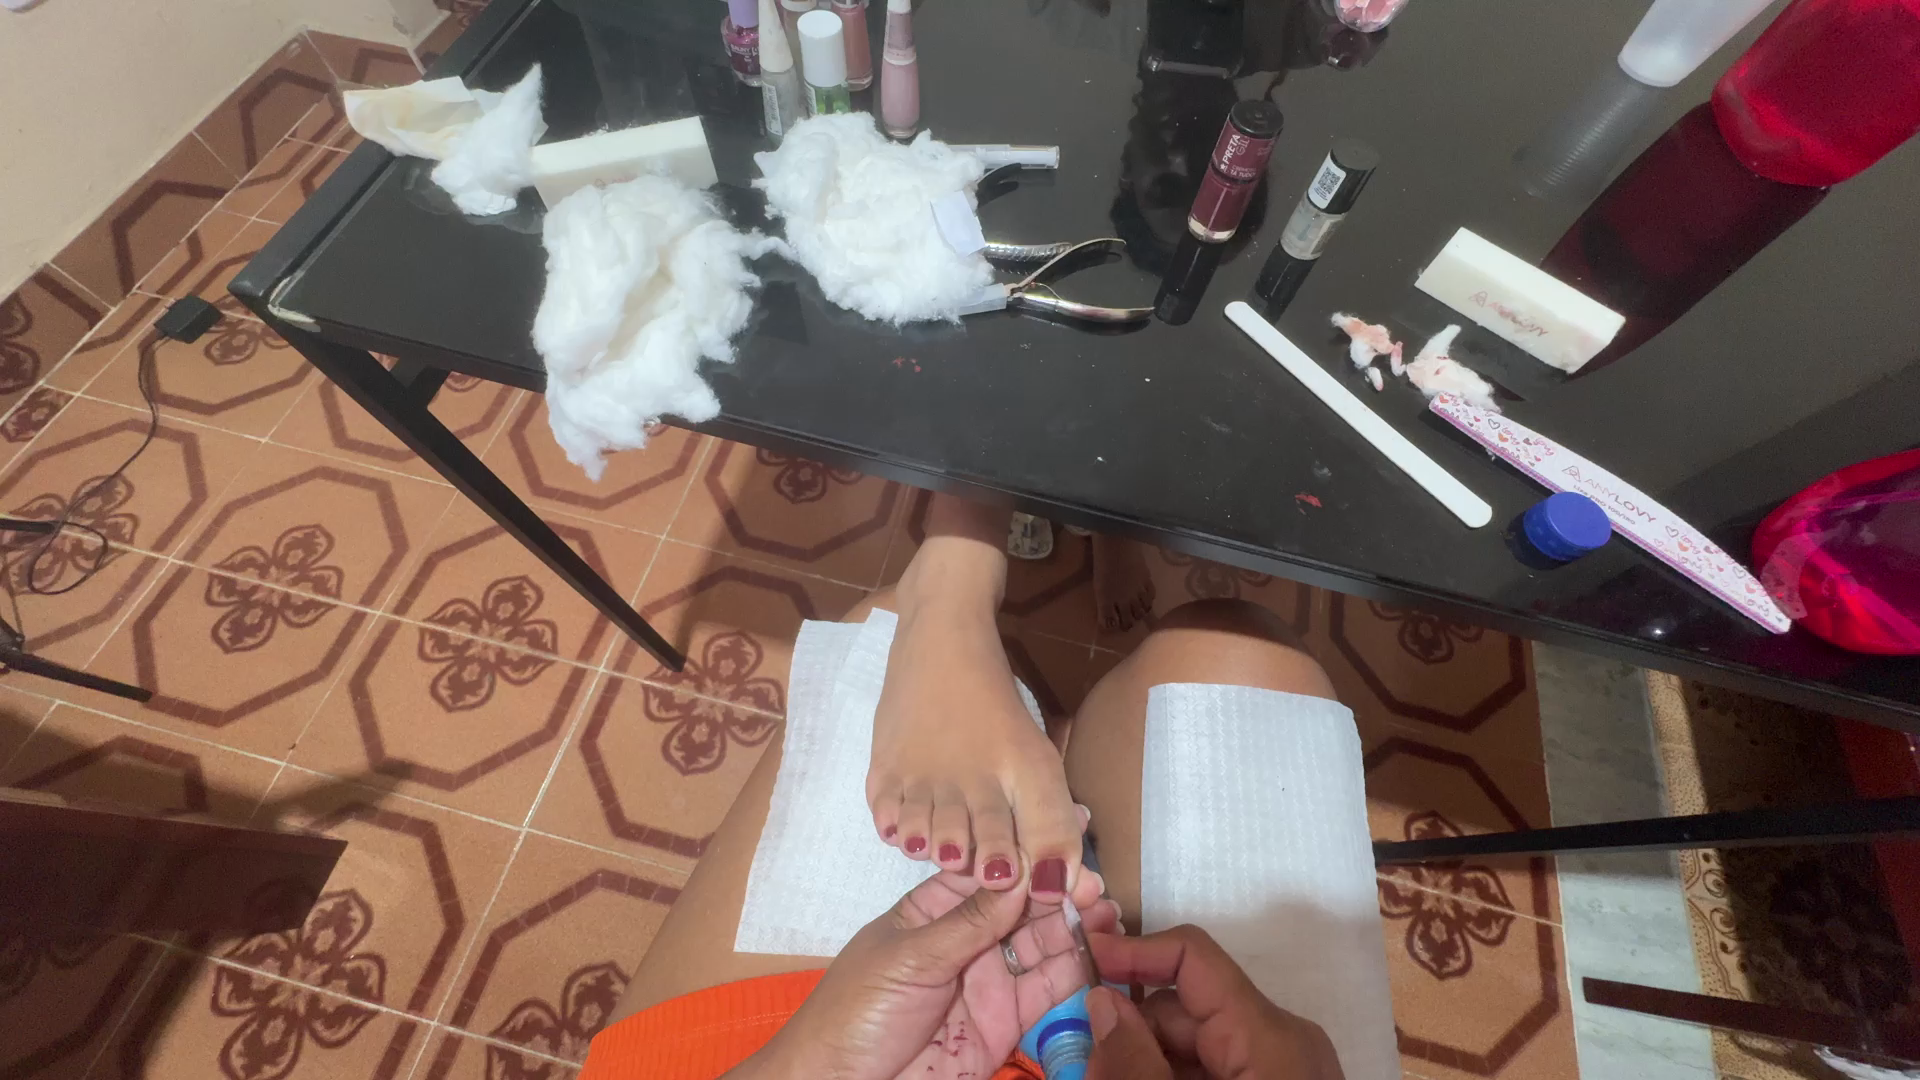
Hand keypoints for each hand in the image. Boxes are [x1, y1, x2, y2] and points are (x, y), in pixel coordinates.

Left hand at [744, 864, 1117, 1079]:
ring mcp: (987, 978)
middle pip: (1020, 905)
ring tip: (1106, 909)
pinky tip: (1099, 950)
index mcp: (935, 908)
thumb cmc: (858, 1009)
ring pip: (1039, 943)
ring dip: (1073, 925)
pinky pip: (1045, 989)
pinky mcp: (1005, 1021)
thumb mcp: (911, 956)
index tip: (1062, 829)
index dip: (1024, 852)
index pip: (987, 871)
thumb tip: (1019, 871)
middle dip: (1056, 888)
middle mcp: (967, 937)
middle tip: (1092, 877)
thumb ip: (969, 920)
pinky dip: (1074, 970)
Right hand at [1088, 925, 1343, 1079]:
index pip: (1192, 955)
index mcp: (1270, 1035)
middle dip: (1127, 1025)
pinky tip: (1133, 1079)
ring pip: (1189, 1043)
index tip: (1082, 957)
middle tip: (1080, 1053)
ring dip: (1141, 1056)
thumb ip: (1137, 1062)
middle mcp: (1279, 1041)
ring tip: (1101, 1071)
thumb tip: (1100, 999)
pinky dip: (1167, 1074)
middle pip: (1181, 1007)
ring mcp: (1278, 1071)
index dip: (1132, 950)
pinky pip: (1208, 1069)